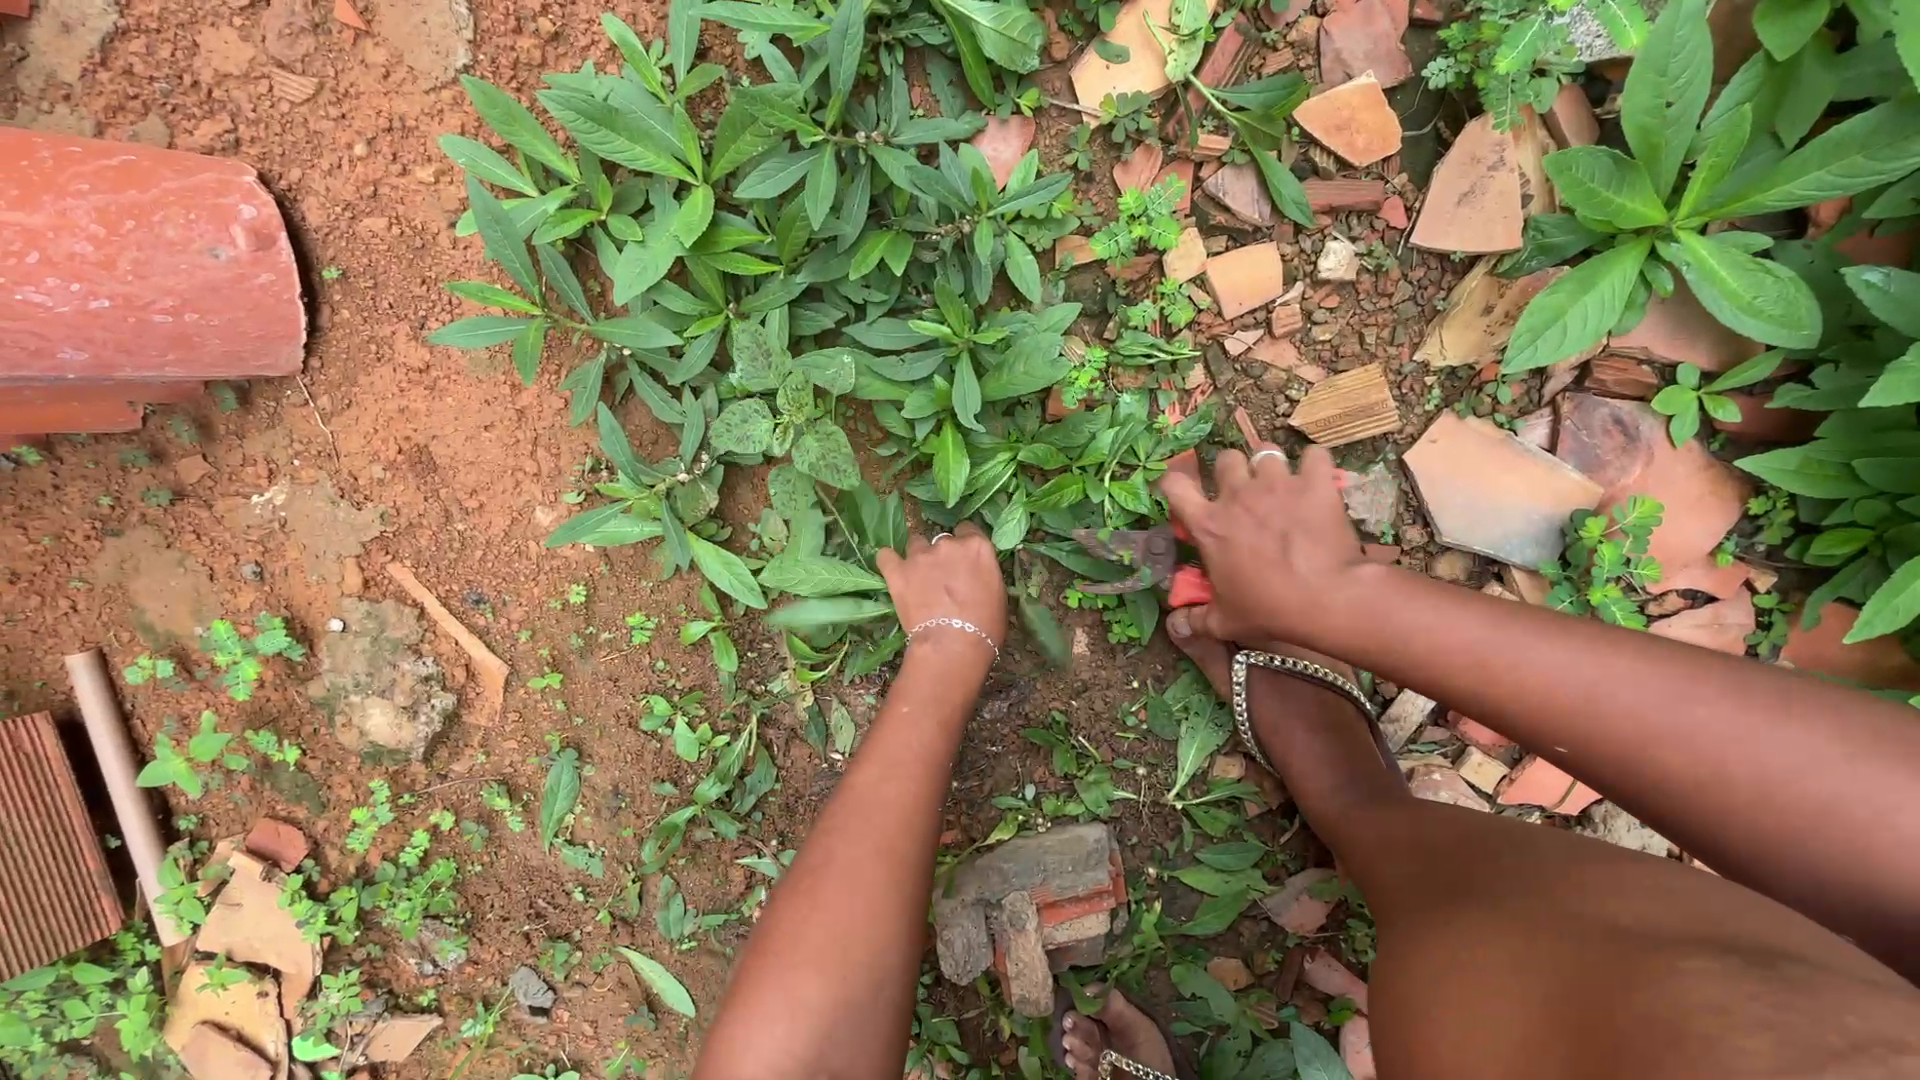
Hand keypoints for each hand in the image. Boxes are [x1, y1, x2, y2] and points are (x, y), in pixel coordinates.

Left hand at [877, 522, 1006, 664]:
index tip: (963, 560)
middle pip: (943, 539)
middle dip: (943, 554)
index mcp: (977, 547)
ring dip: (918, 556)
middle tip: (943, 577)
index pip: (969, 530)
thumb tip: (975, 575)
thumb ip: (985, 573)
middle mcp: (948, 544)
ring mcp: (920, 556)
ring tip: (919, 576)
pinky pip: (886, 556)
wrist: (953, 645)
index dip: (965, 544)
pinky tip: (893, 570)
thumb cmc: (986, 627)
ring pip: (916, 543)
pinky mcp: (898, 571)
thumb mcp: (998, 595)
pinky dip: (888, 561)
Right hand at [1160, 443, 1370, 643]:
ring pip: (1267, 453)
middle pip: (1226, 459)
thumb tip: (1175, 625)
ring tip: (1283, 484)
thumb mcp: (1225, 622)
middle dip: (1233, 470)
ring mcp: (1277, 484)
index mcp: (1209, 525)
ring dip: (1272, 467)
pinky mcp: (1316, 482)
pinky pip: (1314, 456)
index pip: (1174, 486)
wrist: (1328, 599)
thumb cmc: (1269, 610)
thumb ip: (1195, 620)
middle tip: (1244, 491)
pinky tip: (1319, 479)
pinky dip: (1316, 465)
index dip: (1175, 483)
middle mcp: (1237, 496)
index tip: (1186, 492)